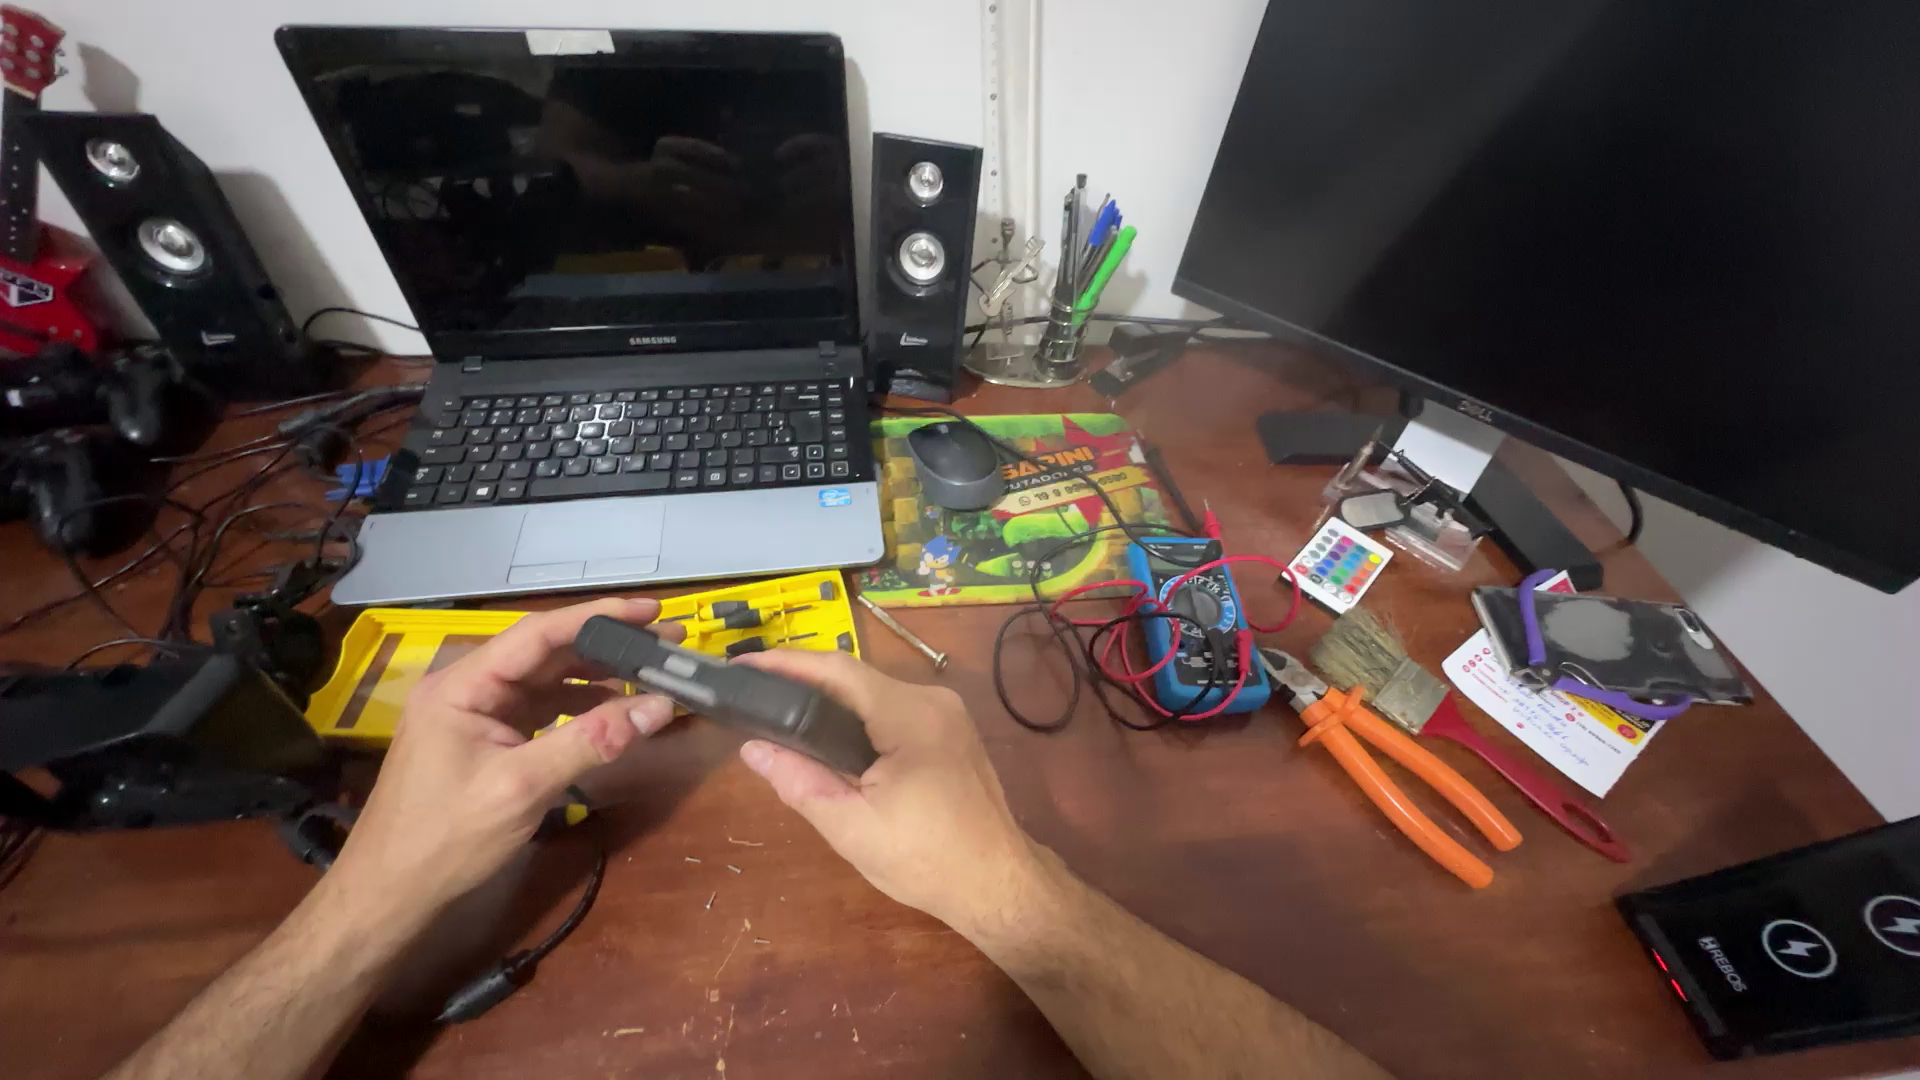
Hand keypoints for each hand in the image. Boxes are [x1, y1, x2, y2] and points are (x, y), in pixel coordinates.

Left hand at [325, 598, 683, 928]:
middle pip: (550, 651)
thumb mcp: (523, 787)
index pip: (540, 633)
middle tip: (666, 639)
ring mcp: (480, 712)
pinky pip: (548, 706)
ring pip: (553, 677)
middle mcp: (471, 687)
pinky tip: (618, 710)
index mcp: (463, 685)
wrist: (388, 900)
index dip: (599, 617)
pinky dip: (586, 704)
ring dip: (602, 674)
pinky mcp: (492, 736)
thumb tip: (662, 706)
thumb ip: (592, 742)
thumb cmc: (444, 840)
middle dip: (609, 644)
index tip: (652, 609)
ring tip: (653, 671)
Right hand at [732, 650, 1043, 936]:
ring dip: (832, 700)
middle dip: (805, 682)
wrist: (997, 881)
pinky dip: (859, 716)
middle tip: (755, 694)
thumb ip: (800, 782)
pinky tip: (832, 734)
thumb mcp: (852, 827)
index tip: (745, 665)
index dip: (788, 663)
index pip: (839, 670)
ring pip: (876, 692)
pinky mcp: (951, 728)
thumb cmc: (926, 859)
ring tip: (783, 712)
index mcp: (909, 714)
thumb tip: (753, 748)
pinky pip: (895, 708)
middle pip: (858, 678)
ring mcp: (947, 711)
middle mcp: (932, 699)